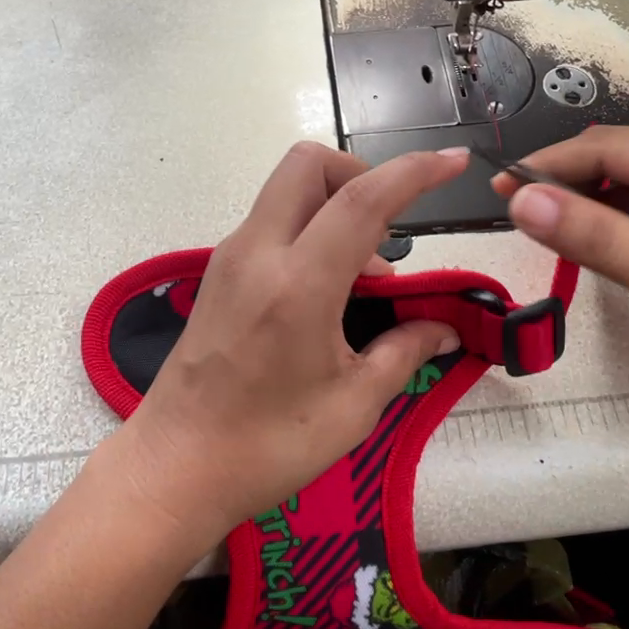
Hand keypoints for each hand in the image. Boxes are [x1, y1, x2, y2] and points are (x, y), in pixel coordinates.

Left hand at [112, 142, 468, 540]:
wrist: (174, 466)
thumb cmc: (267, 445)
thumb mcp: (352, 406)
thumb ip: (403, 352)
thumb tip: (442, 326)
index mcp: (298, 285)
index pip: (362, 200)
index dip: (415, 172)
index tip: (454, 162)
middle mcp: (259, 252)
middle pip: (309, 164)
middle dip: (360, 173)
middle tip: (390, 229)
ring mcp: (232, 257)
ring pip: (288, 188)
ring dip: (335, 204)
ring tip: (367, 276)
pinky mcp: (220, 271)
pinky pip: (273, 220)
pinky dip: (310, 227)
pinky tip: (330, 288)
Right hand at [490, 126, 628, 405]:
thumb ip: (595, 236)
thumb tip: (520, 201)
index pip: (603, 148)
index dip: (545, 168)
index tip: (497, 194)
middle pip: (614, 163)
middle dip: (565, 189)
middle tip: (517, 222)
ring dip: (590, 211)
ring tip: (549, 239)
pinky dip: (618, 230)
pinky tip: (597, 251)